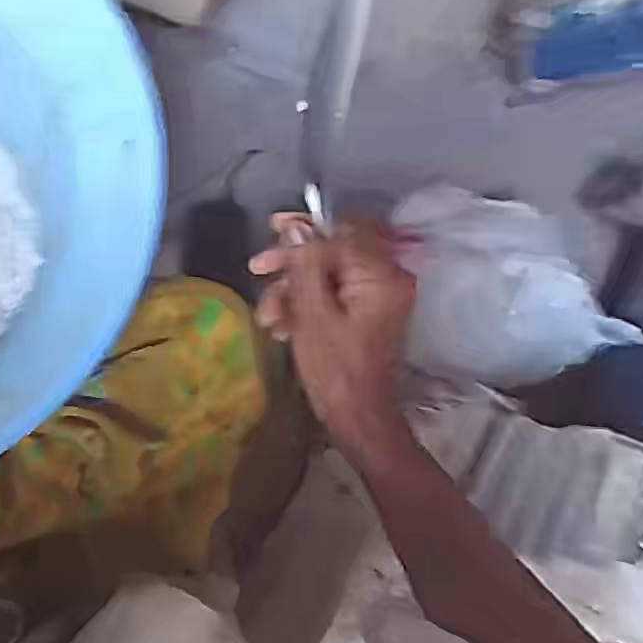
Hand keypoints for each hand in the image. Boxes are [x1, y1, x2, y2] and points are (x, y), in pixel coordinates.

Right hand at [248, 214, 415, 456]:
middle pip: (332, 250)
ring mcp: (375, 296)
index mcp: (380, 276)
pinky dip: (302, 304)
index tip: (272, 226)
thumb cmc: (333, 367)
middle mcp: (385, 279)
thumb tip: (297, 227)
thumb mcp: (312, 313)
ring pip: (324, 273)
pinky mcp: (364, 311)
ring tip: (269, 317)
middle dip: (291, 262)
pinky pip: (329, 293)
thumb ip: (305, 265)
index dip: (306, 226)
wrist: (356, 415)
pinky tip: (281, 324)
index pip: (343, 231)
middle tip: (257, 270)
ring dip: (290, 289)